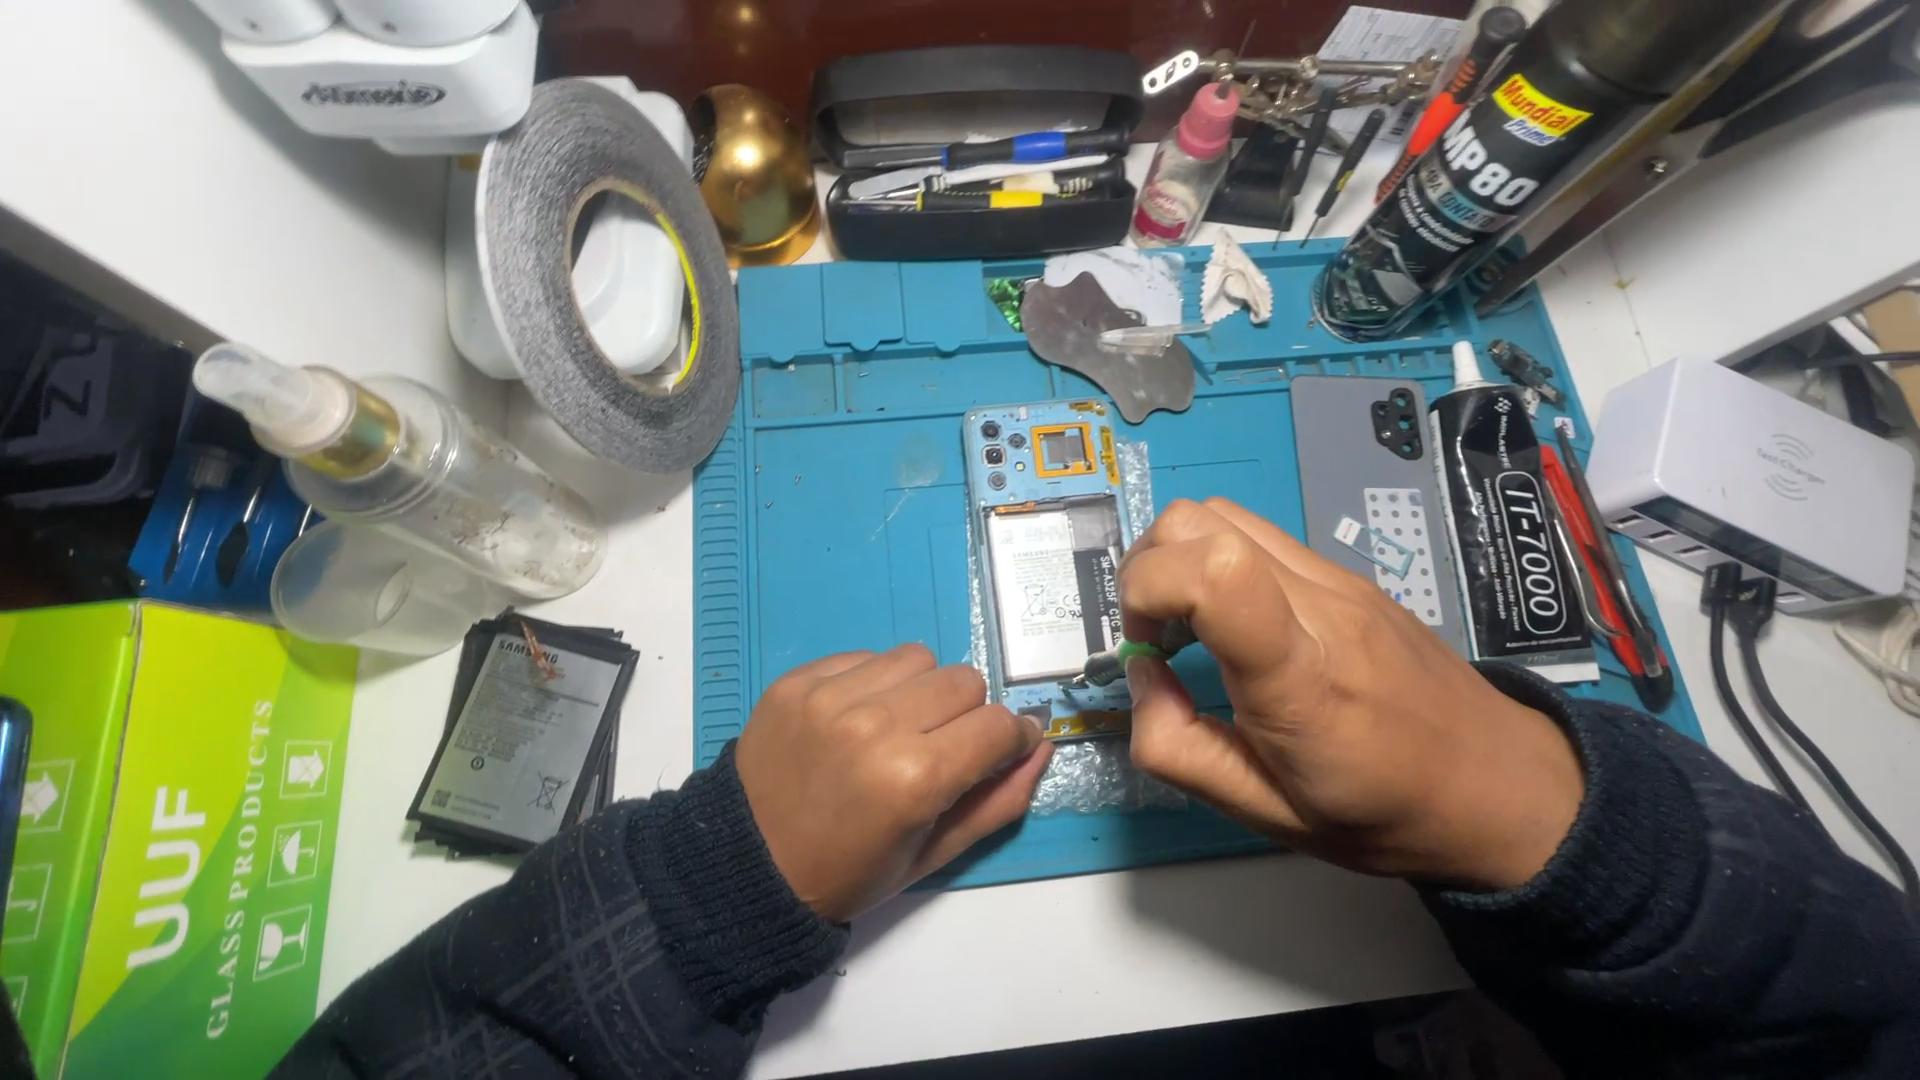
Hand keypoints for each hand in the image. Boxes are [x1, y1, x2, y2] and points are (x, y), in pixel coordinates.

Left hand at [734, 645, 1052, 921]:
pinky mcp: (799, 679)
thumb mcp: (933, 855)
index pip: (998, 725)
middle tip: (942, 746)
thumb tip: (1041, 745)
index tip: (1005, 746)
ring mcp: (832, 696)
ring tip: (899, 726)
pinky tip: (858, 717)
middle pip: (964, 680)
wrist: (747, 866)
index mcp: (916, 778)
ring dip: (923, 690)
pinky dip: (876, 682)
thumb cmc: (848, 872)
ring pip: (918, 658)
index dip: (1012, 737)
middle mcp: (877, 724)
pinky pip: (867, 656)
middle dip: (968, 714)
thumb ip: (998, 800)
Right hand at [1119, 498, 1583, 889]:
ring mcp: (1337, 579)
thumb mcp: (1264, 813)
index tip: (1146, 643)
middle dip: (1146, 568)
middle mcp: (1318, 606)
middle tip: (1155, 633)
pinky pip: (1255, 534)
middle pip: (1199, 522)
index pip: (1215, 573)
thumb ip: (1177, 748)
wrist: (1501, 786)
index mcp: (1299, 679)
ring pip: (1221, 514)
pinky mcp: (1345, 573)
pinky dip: (1212, 558)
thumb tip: (1142, 673)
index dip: (1147, 588)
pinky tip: (1230, 619)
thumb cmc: (1381, 813)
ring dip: (1177, 557)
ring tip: (1186, 621)